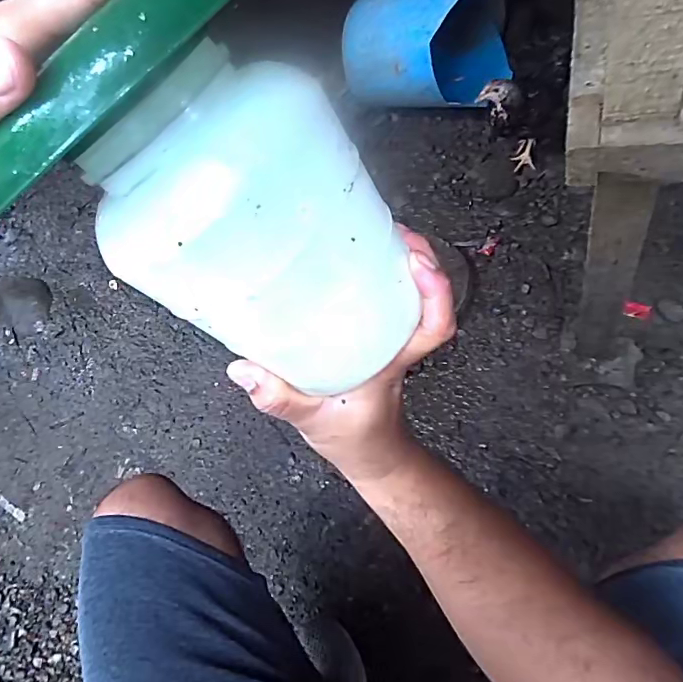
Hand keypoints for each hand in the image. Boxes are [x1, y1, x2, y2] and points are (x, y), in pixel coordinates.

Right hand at [226, 228, 456, 482]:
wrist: (370, 453)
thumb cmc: (355, 438)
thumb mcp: (313, 421)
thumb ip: (280, 399)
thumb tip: (247, 371)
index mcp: (393, 361)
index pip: (433, 325)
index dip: (435, 290)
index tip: (416, 261)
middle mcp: (396, 343)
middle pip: (425, 295)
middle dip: (416, 257)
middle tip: (392, 228)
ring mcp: (388, 339)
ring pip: (408, 294)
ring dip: (399, 262)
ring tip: (376, 232)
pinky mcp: (374, 337)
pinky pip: (385, 301)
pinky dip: (378, 277)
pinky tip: (352, 264)